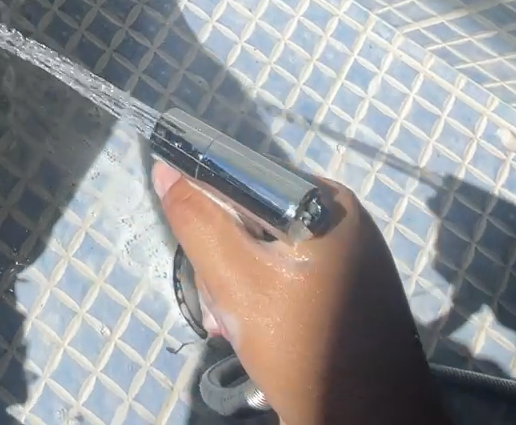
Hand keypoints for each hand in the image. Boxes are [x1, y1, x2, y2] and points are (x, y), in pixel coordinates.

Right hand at [154, 162, 447, 424]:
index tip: (199, 254)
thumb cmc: (303, 347)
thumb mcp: (234, 279)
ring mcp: (350, 254)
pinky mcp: (349, 285)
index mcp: (325, 199)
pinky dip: (262, 292)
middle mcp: (342, 215)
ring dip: (236, 280)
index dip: (207, 212)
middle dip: (223, 258)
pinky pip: (286, 269)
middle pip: (249, 216)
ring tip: (235, 323)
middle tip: (222, 304)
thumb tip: (165, 168)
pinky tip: (257, 327)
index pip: (239, 180)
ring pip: (263, 245)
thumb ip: (195, 219)